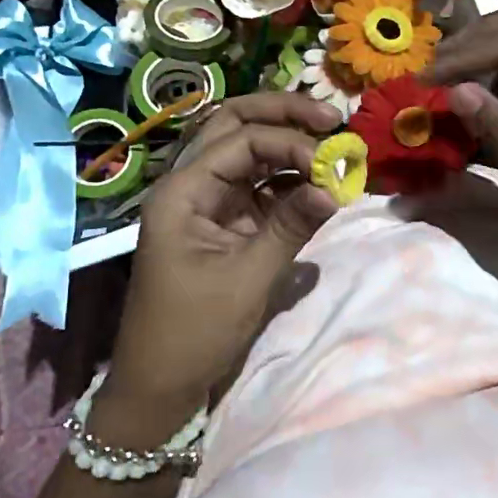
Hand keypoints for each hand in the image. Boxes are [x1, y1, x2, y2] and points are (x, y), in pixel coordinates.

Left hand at [106, 94, 341, 407]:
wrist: (161, 382)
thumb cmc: (194, 330)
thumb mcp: (248, 277)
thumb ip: (291, 225)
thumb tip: (336, 187)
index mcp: (183, 192)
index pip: (241, 141)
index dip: (290, 143)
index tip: (333, 164)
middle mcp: (192, 186)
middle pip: (234, 126)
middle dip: (283, 115)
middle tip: (333, 117)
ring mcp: (208, 204)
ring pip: (247, 152)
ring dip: (288, 144)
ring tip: (332, 144)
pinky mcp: (225, 224)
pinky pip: (258, 187)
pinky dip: (288, 180)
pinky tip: (317, 182)